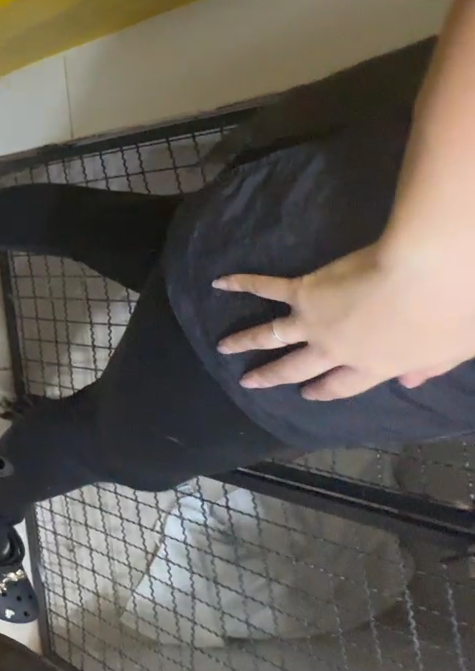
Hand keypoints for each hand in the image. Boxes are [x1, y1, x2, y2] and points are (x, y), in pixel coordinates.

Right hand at [214, 242, 474, 399]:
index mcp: (374, 364)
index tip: (306, 394)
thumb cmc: (455, 314)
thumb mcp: (455, 349)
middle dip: (270, 375)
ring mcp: (311, 320)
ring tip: (222, 346)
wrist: (428, 276)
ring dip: (243, 341)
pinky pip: (264, 288)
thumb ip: (431, 366)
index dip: (323, 391)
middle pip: (294, 367)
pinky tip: (219, 283)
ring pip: (268, 335)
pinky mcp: (300, 292)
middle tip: (248, 380)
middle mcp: (334, 348)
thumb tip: (411, 382)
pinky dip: (240, 284)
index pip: (342, 385)